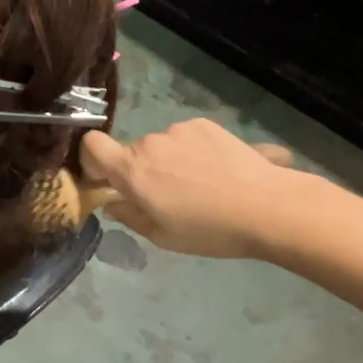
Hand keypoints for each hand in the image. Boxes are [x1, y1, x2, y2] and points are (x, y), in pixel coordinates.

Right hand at [79, 119, 297, 258]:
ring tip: (203, 185)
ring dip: (171, 161)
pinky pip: (187, 138)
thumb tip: (113, 204)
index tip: (107, 180)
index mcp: (132, 170)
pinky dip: (194, 151)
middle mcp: (150, 144)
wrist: (269, 207)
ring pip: (162, 146)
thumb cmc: (210, 230)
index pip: (92, 146)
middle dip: (143, 171)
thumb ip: (131, 217)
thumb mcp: (163, 237)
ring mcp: (179, 131)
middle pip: (133, 152)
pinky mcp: (206, 125)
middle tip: (170, 197)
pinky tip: (220, 172)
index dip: (92, 160)